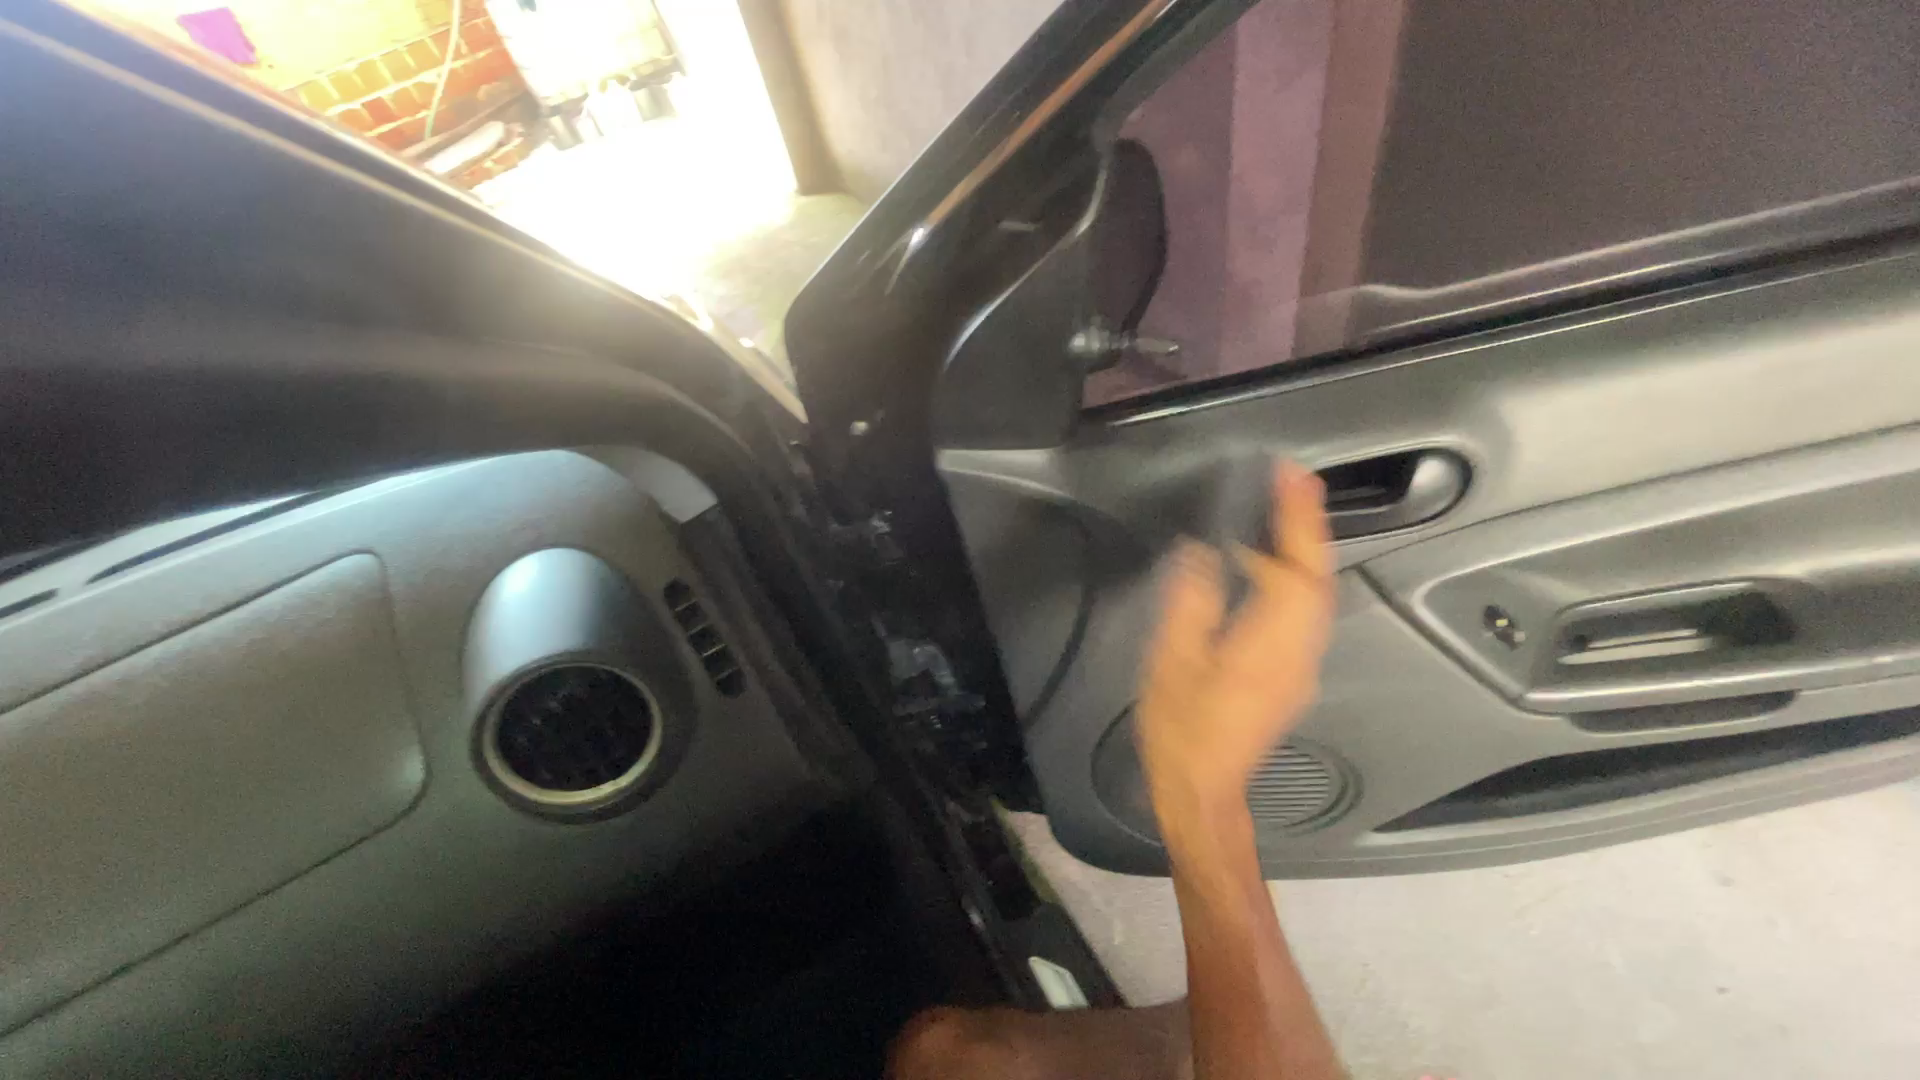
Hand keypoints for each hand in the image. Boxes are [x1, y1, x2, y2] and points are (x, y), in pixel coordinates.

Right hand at [1136, 462, 1335, 829]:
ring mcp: (1300, 666)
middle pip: (1318, 578)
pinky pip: (1305, 613)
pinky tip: (1269, 567)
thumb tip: (1201, 553)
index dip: (1297, 520)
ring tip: (1283, 512)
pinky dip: (1295, 578)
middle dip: (1307, 525)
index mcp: (1268, 646)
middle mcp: (1298, 652)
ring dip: (1304, 550)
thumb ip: (1189, 604)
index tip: (1292, 477)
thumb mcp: (1170, 664)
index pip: (1298, 571)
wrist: (1203, 791)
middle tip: (1290, 482)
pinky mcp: (1292, 676)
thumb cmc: (1181, 732)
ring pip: (1317, 596)